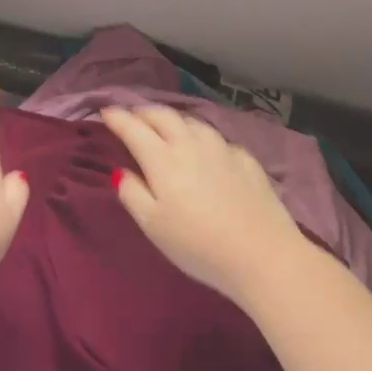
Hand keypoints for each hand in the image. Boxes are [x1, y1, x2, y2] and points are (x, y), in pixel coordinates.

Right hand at [102, 105, 309, 302]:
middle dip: (142, 111)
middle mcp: (190, 144)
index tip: (104, 112)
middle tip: (132, 117)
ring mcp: (222, 150)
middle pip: (162, 115)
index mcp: (162, 158)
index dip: (116, 116)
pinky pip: (218, 138)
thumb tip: (122, 171)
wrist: (266, 258)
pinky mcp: (248, 161)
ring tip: (166, 127)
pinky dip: (203, 136)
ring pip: (192, 121)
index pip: (132, 127)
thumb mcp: (153, 226)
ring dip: (173, 119)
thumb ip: (131, 193)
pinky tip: (206, 149)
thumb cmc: (199, 245)